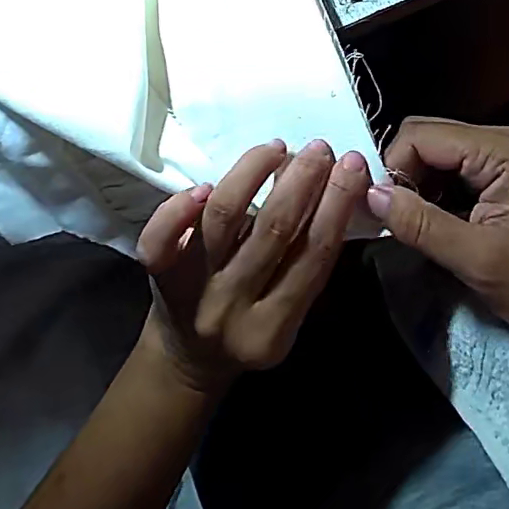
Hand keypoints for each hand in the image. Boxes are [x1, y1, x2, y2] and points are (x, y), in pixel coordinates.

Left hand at [136, 138, 370, 392]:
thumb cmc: (247, 325)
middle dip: (302, 181)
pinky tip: (206, 184)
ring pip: (223, 219)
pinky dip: (179, 207)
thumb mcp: (285, 314)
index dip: (337, 205)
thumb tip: (328, 188)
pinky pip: (160, 237)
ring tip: (276, 148)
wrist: (184, 360)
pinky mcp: (157, 272)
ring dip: (253, 173)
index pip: (314, 255)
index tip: (352, 165)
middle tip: (319, 148)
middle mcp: (232, 307)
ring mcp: (191, 287)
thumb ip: (304, 263)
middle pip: (273, 231)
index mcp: (274, 327)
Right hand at [365, 116, 508, 351]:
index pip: (419, 136)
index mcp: (499, 149)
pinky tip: (432, 223)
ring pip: (432, 155)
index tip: (384, 211)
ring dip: (415, 186)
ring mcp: (500, 158)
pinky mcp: (498, 177)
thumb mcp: (480, 261)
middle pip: (423, 138)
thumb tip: (368, 196)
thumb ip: (420, 224)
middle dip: (401, 175)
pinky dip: (431, 194)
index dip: (393, 168)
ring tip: (412, 225)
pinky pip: (448, 171)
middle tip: (396, 218)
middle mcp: (498, 141)